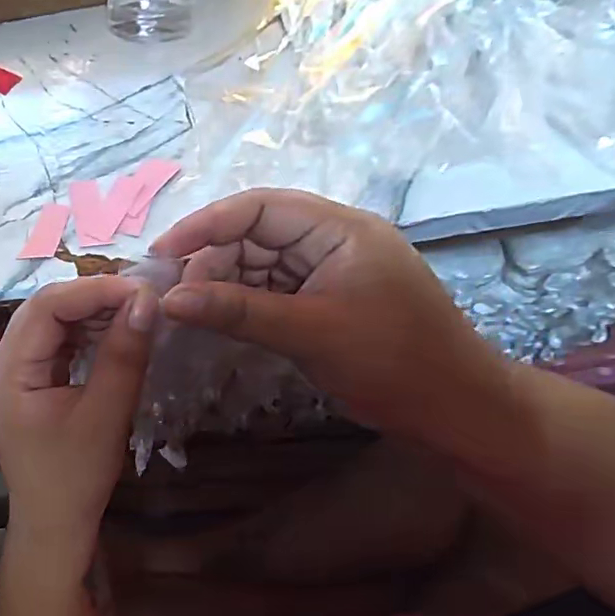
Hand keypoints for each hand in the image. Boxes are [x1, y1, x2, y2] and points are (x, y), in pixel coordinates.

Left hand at [0, 277, 157, 541]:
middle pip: (44, 309)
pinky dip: (86, 335)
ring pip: (51, 324)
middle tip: (143, 298)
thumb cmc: (75, 477)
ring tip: (136, 312)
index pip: (46, 306)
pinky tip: (116, 333)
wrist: (53, 523)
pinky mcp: (29, 383)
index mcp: (9, 370)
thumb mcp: (105, 415)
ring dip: (92, 314)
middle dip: (94, 297)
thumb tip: (147, 301)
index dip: (95, 290)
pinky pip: (56, 345)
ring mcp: (14, 373)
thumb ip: (123, 356)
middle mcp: (3, 364)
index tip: (143, 290)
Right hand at [149, 189, 511, 440]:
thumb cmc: (391, 361)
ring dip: (220, 286)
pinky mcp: (320, 301)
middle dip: (210, 261)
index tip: (161, 255)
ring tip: (186, 312)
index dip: (205, 225)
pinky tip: (213, 321)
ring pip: (256, 266)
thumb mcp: (307, 332)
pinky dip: (238, 305)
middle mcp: (330, 241)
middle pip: (253, 235)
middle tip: (172, 296)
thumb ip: (235, 311)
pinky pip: (267, 292)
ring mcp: (325, 271)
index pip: (259, 207)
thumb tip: (168, 300)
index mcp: (338, 229)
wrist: (452, 409)